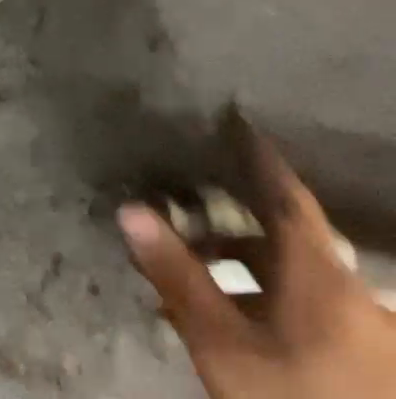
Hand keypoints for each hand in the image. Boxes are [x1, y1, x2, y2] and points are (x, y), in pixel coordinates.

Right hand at [118, 119, 395, 398]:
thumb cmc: (288, 389)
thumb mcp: (220, 338)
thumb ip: (177, 273)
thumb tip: (130, 208)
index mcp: (324, 278)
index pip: (290, 203)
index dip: (262, 163)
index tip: (237, 124)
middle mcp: (355, 293)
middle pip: (288, 241)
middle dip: (232, 223)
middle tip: (180, 208)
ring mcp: (366, 326)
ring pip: (296, 277)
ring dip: (243, 264)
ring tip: (191, 265)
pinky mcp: (365, 353)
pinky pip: (307, 306)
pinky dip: (263, 293)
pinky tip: (228, 309)